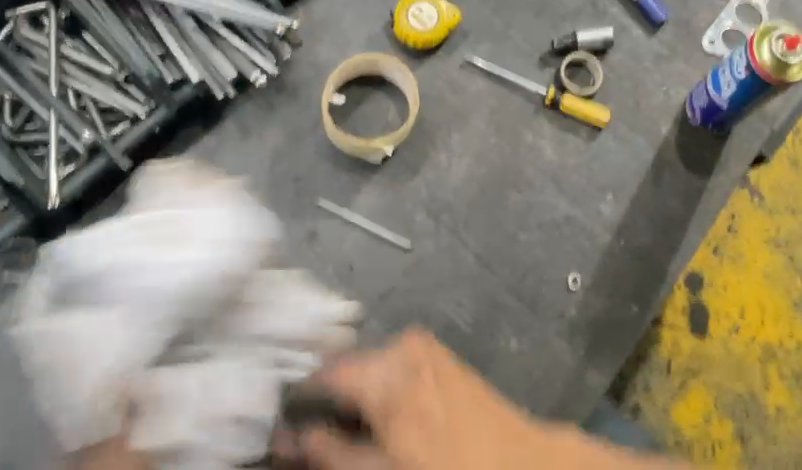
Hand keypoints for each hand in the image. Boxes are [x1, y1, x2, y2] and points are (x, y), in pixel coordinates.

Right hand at [273, 329, 675, 469]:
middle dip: (324, 402)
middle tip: (310, 439)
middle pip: (343, 368)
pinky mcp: (436, 354)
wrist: (522, 463)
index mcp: (385, 370)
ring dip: (350, 398)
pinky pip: (390, 367)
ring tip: (344, 436)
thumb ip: (331, 452)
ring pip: (366, 368)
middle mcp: (401, 344)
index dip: (296, 403)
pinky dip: (375, 391)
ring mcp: (421, 346)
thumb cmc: (449, 469)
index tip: (279, 428)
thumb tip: (290, 436)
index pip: (320, 374)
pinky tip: (374, 423)